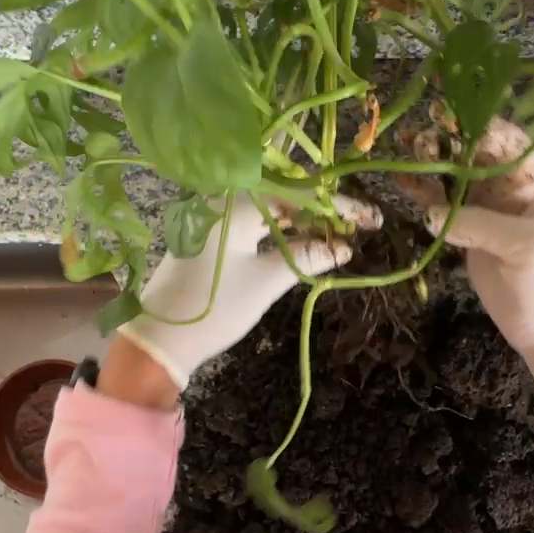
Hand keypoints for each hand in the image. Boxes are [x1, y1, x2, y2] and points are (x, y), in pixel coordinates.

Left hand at [119, 193, 378, 389]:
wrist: (162, 338)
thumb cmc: (215, 308)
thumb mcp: (266, 283)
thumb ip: (307, 257)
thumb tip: (345, 248)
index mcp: (236, 204)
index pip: (299, 194)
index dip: (338, 206)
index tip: (371, 219)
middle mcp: (225, 200)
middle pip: (286, 195)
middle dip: (325, 210)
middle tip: (361, 224)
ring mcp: (217, 217)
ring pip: (273, 209)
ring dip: (306, 221)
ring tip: (341, 234)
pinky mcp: (214, 235)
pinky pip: (257, 222)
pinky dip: (284, 231)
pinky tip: (308, 240)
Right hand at [398, 118, 533, 411]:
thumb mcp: (525, 246)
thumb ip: (480, 223)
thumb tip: (430, 213)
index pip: (507, 141)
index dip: (476, 127)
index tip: (444, 119)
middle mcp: (514, 189)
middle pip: (475, 156)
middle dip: (446, 143)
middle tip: (415, 139)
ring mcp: (490, 212)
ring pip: (456, 180)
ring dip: (430, 167)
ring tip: (401, 156)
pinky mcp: (471, 236)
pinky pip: (444, 209)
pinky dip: (424, 197)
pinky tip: (401, 183)